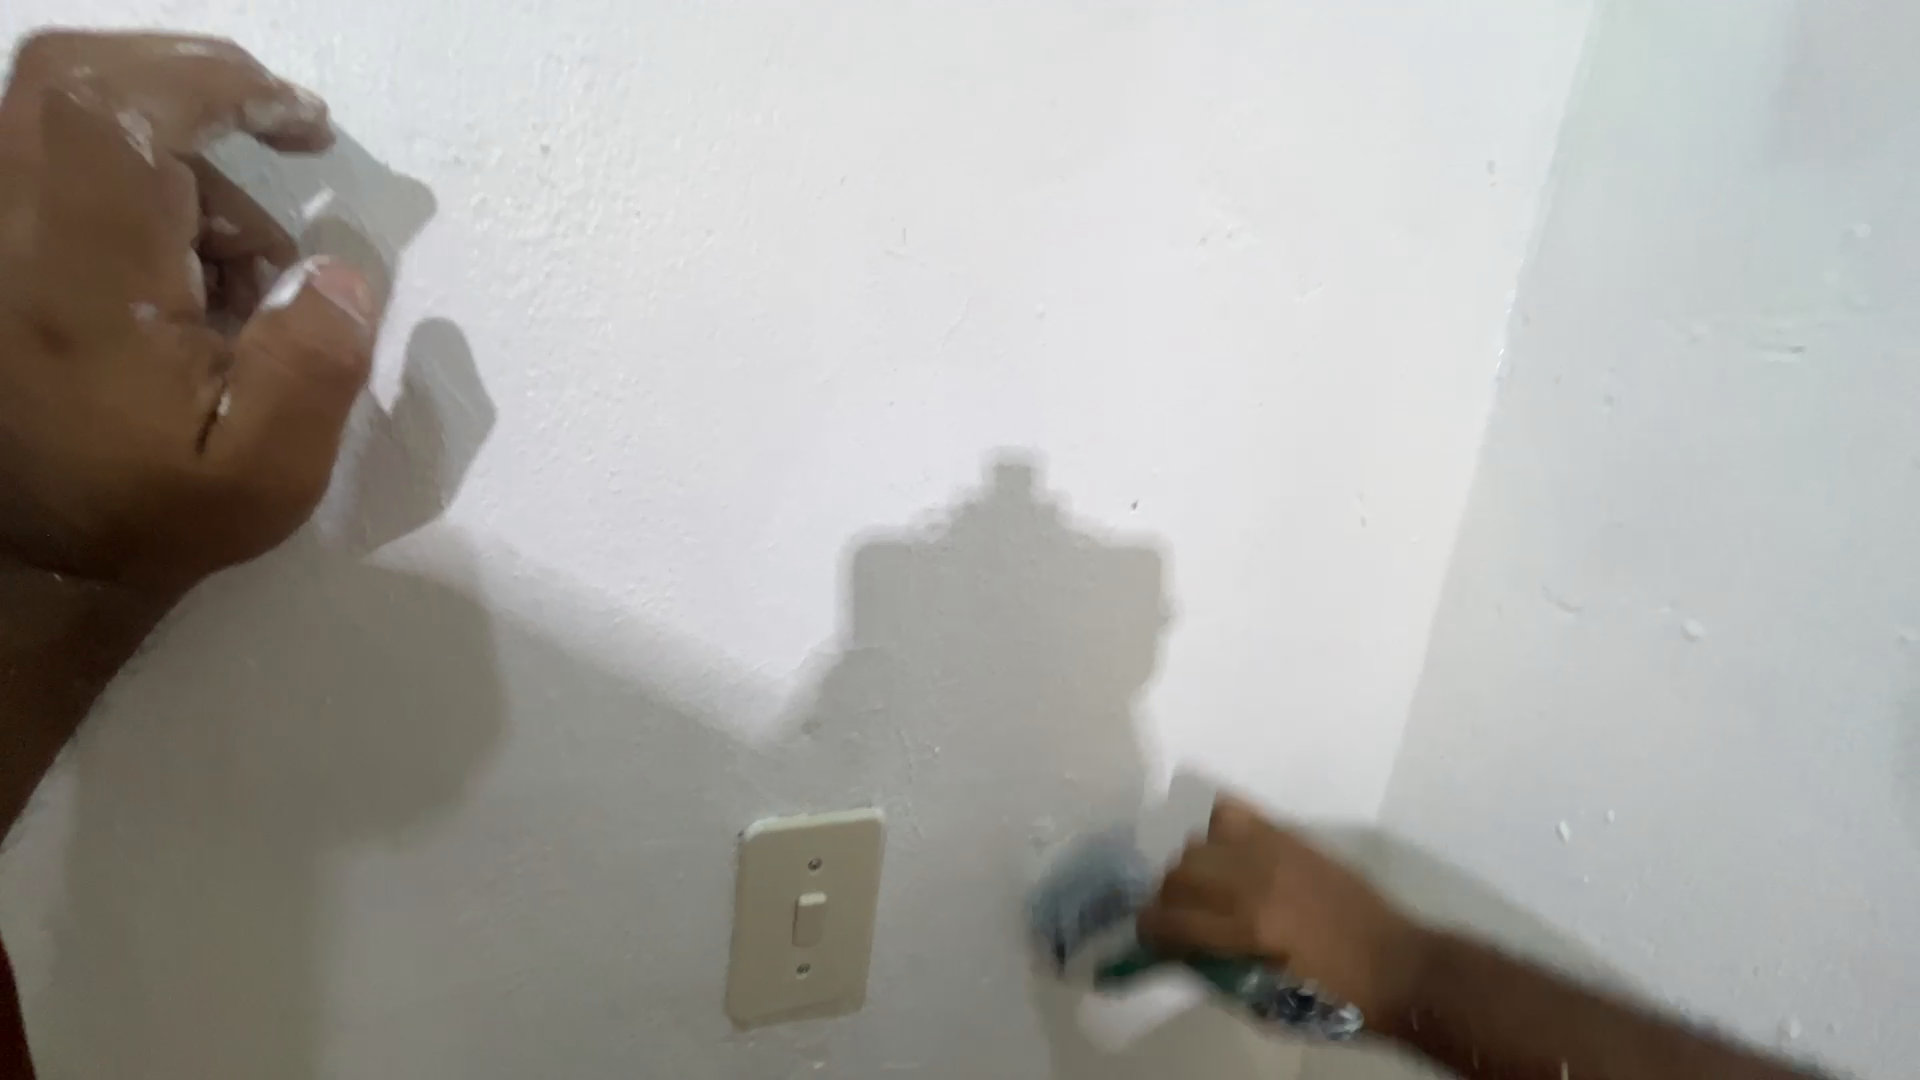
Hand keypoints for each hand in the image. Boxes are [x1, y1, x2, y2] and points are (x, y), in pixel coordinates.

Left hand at [0, 30, 380, 598]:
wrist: (40, 548)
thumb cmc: (164, 509)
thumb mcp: (272, 466)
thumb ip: (314, 366)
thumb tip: (344, 273)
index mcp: (79, 282)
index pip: (118, 115)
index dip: (216, 84)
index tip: (307, 119)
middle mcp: (6, 231)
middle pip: (70, 79)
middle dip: (197, 82)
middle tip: (295, 128)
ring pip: (86, 131)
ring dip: (199, 182)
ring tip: (254, 287)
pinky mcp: (0, 249)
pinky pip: (73, 170)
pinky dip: (163, 202)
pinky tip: (202, 288)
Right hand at [1137, 796, 1427, 1020]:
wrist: (1402, 966)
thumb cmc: (1338, 1001)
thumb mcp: (1270, 1007)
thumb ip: (1217, 972)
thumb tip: (1178, 952)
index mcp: (1248, 932)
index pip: (1170, 920)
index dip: (1149, 930)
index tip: (1150, 936)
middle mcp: (1252, 883)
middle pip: (1176, 874)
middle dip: (1168, 900)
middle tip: (1181, 917)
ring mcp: (1269, 851)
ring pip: (1197, 843)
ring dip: (1194, 869)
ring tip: (1210, 887)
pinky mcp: (1286, 834)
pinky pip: (1230, 812)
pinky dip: (1219, 832)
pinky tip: (1231, 854)